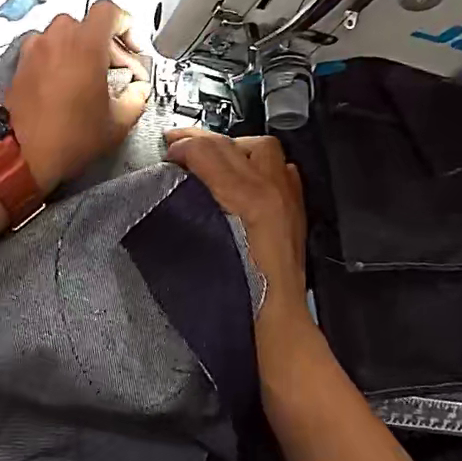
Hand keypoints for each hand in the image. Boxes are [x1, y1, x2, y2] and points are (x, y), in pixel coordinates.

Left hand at [3, 2, 150, 192]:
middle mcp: (57, 39)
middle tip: (117, 72)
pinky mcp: (21, 64)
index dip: (127, 26)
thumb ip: (136, 98)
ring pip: (65, 36)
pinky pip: (46, 49)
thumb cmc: (66, 138)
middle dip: (107, 45)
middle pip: (88, 25)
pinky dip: (59, 59)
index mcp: (84, 44)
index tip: (132, 48)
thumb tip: (138, 91)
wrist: (21, 155)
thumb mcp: (117, 122)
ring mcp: (35, 49)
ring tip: (91, 79)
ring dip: (81, 50)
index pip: (110, 11)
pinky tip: (68, 86)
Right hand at [163, 130, 307, 310]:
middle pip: (230, 142)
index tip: (167, 155)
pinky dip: (260, 164)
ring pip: (261, 147)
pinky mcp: (294, 210)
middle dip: (199, 139)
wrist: (272, 320)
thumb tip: (174, 177)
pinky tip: (246, 173)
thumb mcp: (199, 242)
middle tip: (177, 145)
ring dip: (232, 146)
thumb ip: (186, 202)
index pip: (206, 150)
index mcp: (245, 198)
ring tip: (212, 155)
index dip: (181, 147)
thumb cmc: (236, 290)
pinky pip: (282, 168)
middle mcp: (269, 191)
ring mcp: (285, 198)